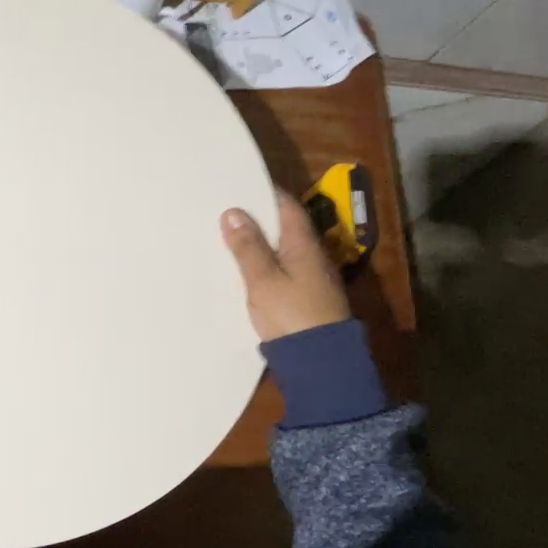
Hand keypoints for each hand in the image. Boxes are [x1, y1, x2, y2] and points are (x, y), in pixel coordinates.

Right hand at [220, 191, 350, 340]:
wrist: (321, 361)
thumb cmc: (292, 315)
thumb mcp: (263, 280)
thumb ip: (248, 248)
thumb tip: (233, 211)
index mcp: (304, 245)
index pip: (287, 207)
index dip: (265, 193)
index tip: (238, 185)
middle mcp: (313, 256)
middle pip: (285, 227)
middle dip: (259, 217)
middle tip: (226, 210)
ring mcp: (312, 278)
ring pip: (283, 249)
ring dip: (260, 241)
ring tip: (229, 237)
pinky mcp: (307, 298)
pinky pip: (283, 269)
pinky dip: (265, 263)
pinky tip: (246, 269)